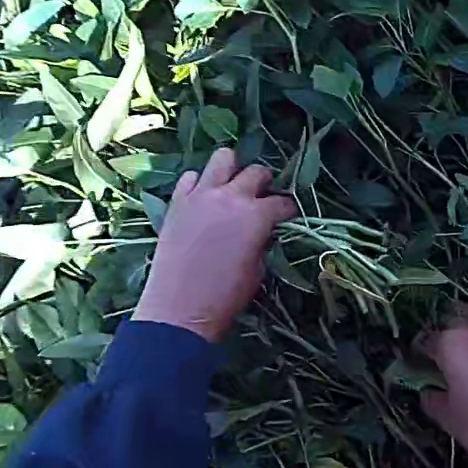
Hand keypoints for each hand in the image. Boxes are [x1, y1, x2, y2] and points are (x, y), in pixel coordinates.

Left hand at [134, 147, 297, 342]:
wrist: (179, 310)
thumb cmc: (225, 297)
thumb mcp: (257, 270)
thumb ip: (262, 242)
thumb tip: (263, 231)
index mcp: (256, 215)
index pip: (282, 202)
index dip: (288, 209)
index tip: (288, 215)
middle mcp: (231, 197)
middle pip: (256, 172)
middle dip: (265, 182)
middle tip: (263, 196)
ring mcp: (202, 195)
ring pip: (222, 158)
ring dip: (232, 168)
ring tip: (232, 184)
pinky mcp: (178, 202)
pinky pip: (191, 177)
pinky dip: (200, 183)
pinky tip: (204, 197)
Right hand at [421, 318, 467, 467]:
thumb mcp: (450, 420)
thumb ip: (432, 402)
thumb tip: (428, 393)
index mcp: (450, 342)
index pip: (423, 341)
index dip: (415, 358)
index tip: (413, 374)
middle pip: (451, 331)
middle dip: (443, 347)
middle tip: (438, 375)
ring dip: (467, 356)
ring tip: (464, 386)